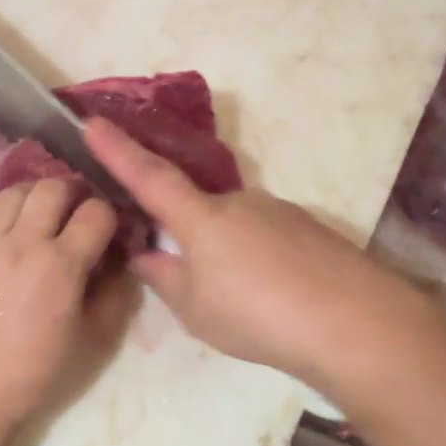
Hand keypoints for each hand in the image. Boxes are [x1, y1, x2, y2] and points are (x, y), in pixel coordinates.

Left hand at [0, 178, 134, 426]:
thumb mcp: (96, 336)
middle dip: (76, 195)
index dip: (110, 218)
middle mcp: (24, 244)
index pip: (96, 212)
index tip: (110, 235)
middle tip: (80, 217)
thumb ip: (115, 290)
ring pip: (17, 190)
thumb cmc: (40, 369)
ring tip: (47, 217)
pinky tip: (18, 227)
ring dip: (38, 195)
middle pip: (55, 187)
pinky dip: (8, 208)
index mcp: (61, 265)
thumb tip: (119, 258)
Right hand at [84, 117, 422, 380]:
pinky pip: (261, 239)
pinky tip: (262, 299)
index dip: (118, 153)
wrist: (352, 321)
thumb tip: (145, 256)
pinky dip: (251, 263)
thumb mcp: (193, 309)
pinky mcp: (307, 230)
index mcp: (202, 219)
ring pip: (230, 229)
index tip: (92, 123)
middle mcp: (239, 202)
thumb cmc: (256, 315)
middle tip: (184, 285)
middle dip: (182, 239)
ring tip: (231, 305)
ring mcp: (278, 212)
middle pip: (195, 212)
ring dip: (220, 257)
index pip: (149, 178)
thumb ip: (164, 278)